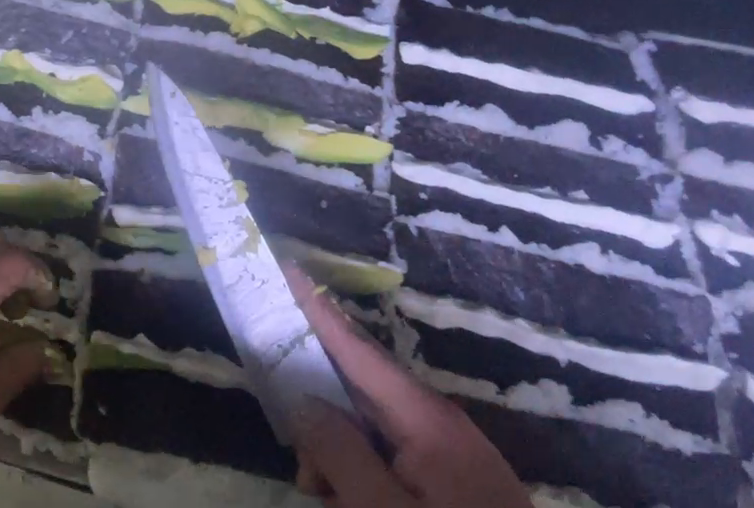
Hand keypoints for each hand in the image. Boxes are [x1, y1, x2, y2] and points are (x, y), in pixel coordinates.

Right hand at [284, 264, 531, 507]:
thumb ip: (338, 453)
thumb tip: (306, 402)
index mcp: (426, 419)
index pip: (358, 350)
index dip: (319, 311)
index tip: (290, 268)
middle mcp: (442, 423)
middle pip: (362, 392)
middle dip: (322, 418)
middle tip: (306, 473)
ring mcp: (457, 455)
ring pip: (377, 430)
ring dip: (344, 458)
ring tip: (332, 500)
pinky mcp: (463, 485)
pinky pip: (400, 458)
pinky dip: (370, 473)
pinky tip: (358, 503)